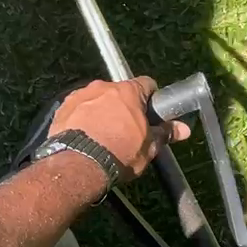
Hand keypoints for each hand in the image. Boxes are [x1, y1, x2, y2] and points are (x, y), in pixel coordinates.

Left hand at [49, 78, 189, 176]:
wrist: (78, 163)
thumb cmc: (119, 153)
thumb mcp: (148, 146)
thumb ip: (165, 133)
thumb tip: (183, 128)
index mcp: (127, 92)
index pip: (146, 84)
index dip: (151, 97)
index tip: (150, 112)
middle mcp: (102, 87)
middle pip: (119, 92)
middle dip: (124, 106)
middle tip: (126, 127)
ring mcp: (80, 95)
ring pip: (96, 99)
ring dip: (101, 110)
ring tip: (102, 134)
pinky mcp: (62, 106)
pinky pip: (78, 107)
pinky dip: (82, 116)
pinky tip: (84, 134)